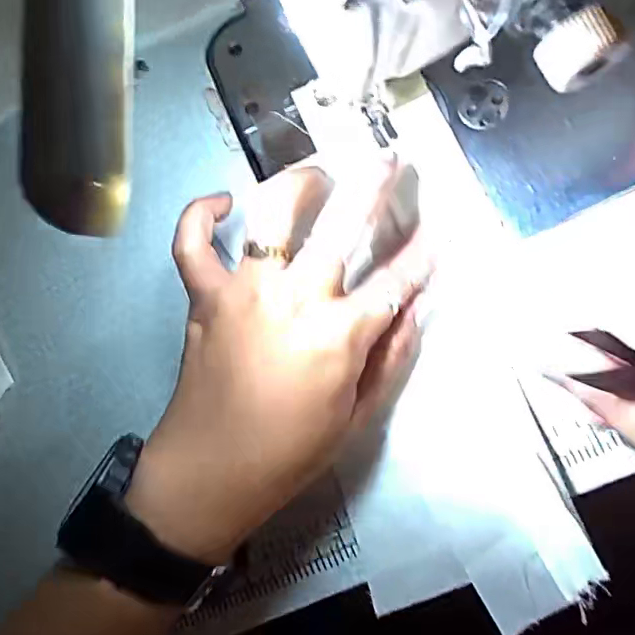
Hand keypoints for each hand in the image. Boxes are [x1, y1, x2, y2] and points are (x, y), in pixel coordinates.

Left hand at [128, 161, 430, 563]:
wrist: (208, 475)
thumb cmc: (290, 453)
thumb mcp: (357, 417)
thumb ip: (390, 358)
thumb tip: (414, 309)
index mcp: (338, 336)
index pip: (395, 281)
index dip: (424, 253)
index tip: (441, 228)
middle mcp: (294, 300)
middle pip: (340, 226)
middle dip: (372, 186)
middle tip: (390, 159)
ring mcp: (244, 291)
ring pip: (269, 214)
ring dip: (297, 183)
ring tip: (316, 176)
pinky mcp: (203, 297)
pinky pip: (192, 243)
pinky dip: (200, 216)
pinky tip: (220, 201)